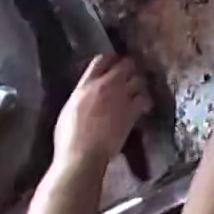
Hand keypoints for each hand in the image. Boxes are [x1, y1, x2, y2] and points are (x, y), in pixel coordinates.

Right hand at [53, 54, 150, 171]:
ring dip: (139, 83)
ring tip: (138, 90)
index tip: (115, 62)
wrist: (82, 155)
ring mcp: (121, 96)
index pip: (101, 59)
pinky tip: (144, 107)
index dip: (111, 58)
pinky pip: (144, 98)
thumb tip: (87, 93)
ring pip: (138, 79)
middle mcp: (105, 84)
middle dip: (129, 68)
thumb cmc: (68, 137)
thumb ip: (81, 96)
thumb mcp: (70, 109)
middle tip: (130, 75)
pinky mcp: (132, 111)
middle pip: (125, 64)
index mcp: (86, 84)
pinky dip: (145, 101)